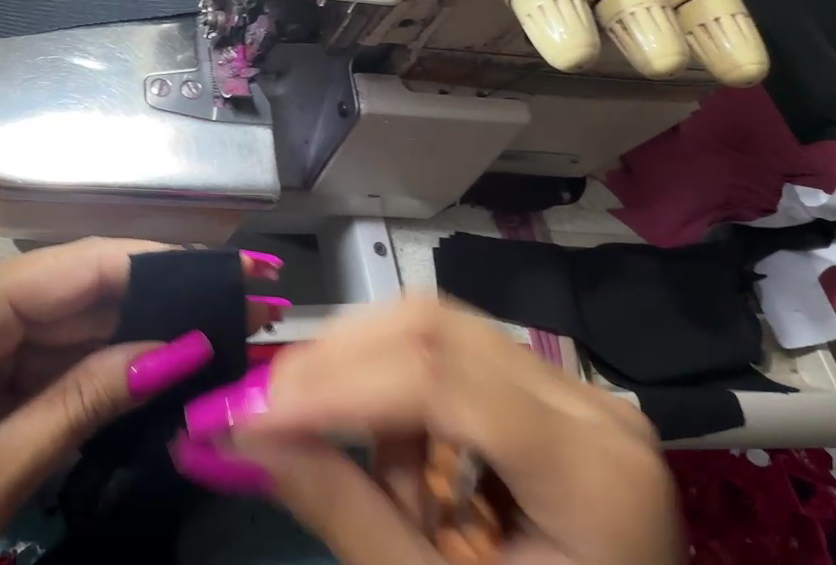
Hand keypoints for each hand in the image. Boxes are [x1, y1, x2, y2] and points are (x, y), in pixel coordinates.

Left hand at [0, 238, 282, 564]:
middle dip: (155, 307)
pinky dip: (82, 375)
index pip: (83, 263)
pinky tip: (139, 385)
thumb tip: (175, 349)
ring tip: (208, 354)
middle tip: (240, 324)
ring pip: (59, 324)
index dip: (165, 264)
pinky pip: (30, 357)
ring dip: (126, 343)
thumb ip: (78, 408)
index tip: (239, 276)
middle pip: (76, 288)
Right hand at [171, 295, 679, 564]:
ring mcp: (574, 389)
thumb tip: (243, 437)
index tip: (253, 414)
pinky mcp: (548, 389)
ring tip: (344, 449)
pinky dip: (395, 387)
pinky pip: (451, 351)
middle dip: (335, 363)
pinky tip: (394, 452)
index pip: (441, 383)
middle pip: (434, 330)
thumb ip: (342, 509)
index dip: (335, 386)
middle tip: (266, 408)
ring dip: (364, 372)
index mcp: (590, 475)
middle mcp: (592, 406)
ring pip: (436, 326)